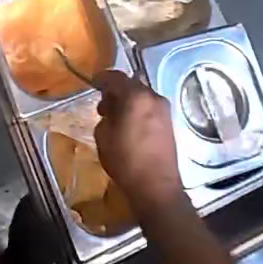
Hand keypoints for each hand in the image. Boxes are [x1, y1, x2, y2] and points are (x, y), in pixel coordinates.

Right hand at [92, 70, 183, 214]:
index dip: (102, 78)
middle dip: (116, 91)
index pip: (115, 77)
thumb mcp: (103, 136)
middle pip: (131, 85)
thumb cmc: (125, 160)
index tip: (93, 83)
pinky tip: (130, 125)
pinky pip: (149, 107)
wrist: (156, 186)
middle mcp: (153, 97)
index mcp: (135, 96)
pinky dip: (138, 109)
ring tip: (116, 118)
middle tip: (103, 106)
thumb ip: (105, 116)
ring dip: (128, 101)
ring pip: (141, 96)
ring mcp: (164, 109)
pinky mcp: (169, 122)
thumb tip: (110, 110)